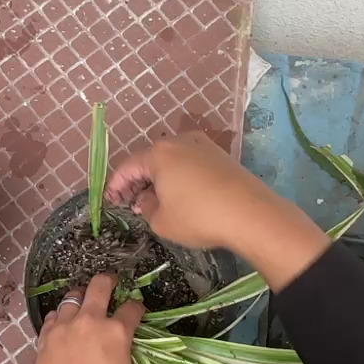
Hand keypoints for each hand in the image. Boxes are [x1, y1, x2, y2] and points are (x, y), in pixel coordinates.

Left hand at [28, 273, 143, 363]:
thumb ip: (127, 357)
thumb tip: (125, 347)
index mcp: (116, 334)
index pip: (132, 308)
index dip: (137, 308)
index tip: (136, 311)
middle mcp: (91, 321)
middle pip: (100, 285)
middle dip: (109, 281)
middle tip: (111, 283)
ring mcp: (65, 325)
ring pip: (73, 296)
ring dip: (81, 297)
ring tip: (84, 303)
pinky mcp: (47, 333)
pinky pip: (55, 314)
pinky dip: (62, 315)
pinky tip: (65, 324)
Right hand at [106, 133, 328, 289]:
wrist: (251, 214)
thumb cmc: (198, 217)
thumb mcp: (162, 221)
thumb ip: (147, 208)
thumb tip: (147, 201)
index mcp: (159, 154)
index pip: (127, 166)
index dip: (116, 185)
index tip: (111, 201)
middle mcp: (179, 142)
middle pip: (149, 160)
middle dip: (138, 182)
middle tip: (132, 203)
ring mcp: (203, 146)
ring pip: (171, 161)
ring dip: (159, 179)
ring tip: (155, 202)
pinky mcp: (221, 156)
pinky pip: (189, 164)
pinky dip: (178, 177)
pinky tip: (180, 196)